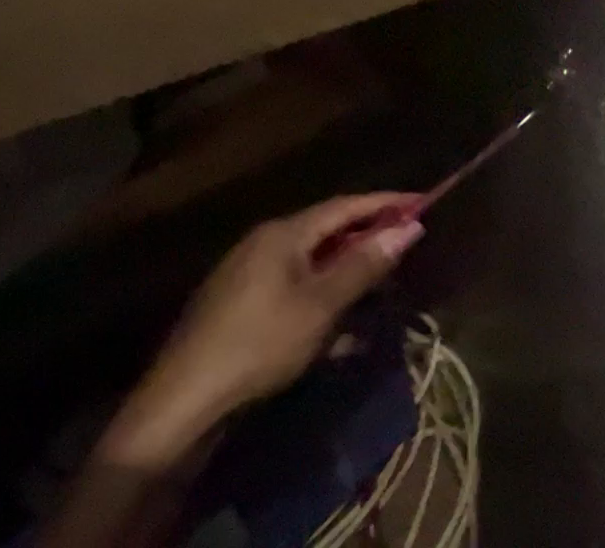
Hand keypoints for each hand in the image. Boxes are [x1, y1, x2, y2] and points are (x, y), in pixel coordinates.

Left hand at [97, 193, 424, 469]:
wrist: (182, 402)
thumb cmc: (259, 343)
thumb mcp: (321, 304)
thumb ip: (365, 264)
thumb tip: (408, 226)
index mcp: (282, 234)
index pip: (345, 205)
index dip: (386, 203)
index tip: (423, 203)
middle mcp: (263, 244)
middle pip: (327, 230)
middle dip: (369, 236)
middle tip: (407, 243)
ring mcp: (248, 275)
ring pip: (312, 262)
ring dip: (348, 270)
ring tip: (381, 284)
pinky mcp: (241, 306)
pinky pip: (295, 288)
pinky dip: (323, 297)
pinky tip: (340, 329)